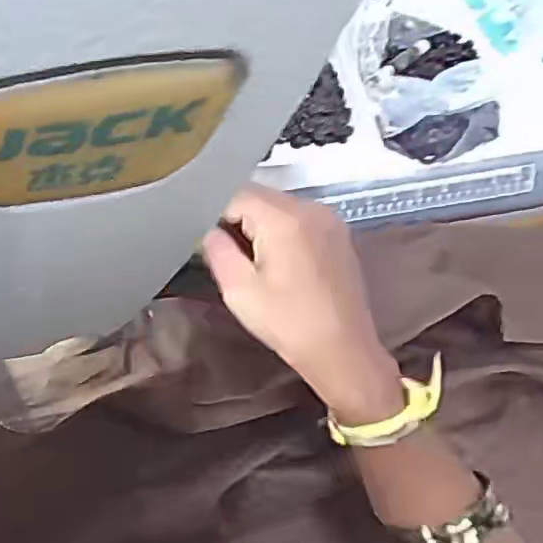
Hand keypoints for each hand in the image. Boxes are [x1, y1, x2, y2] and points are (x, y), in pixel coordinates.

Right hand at [200, 184, 404, 422]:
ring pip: (278, 207)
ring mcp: (329, 219)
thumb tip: (207, 231)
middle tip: (221, 251)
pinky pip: (297, 219)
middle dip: (235, 218)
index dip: (212, 213)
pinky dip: (278, 231)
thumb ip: (217, 251)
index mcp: (284, 219)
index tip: (202, 239)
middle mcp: (311, 208)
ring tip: (248, 259)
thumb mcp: (239, 290)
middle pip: (259, 196)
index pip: (235, 194)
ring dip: (256, 225)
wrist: (341, 348)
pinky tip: (274, 261)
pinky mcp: (337, 233)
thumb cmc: (287, 322)